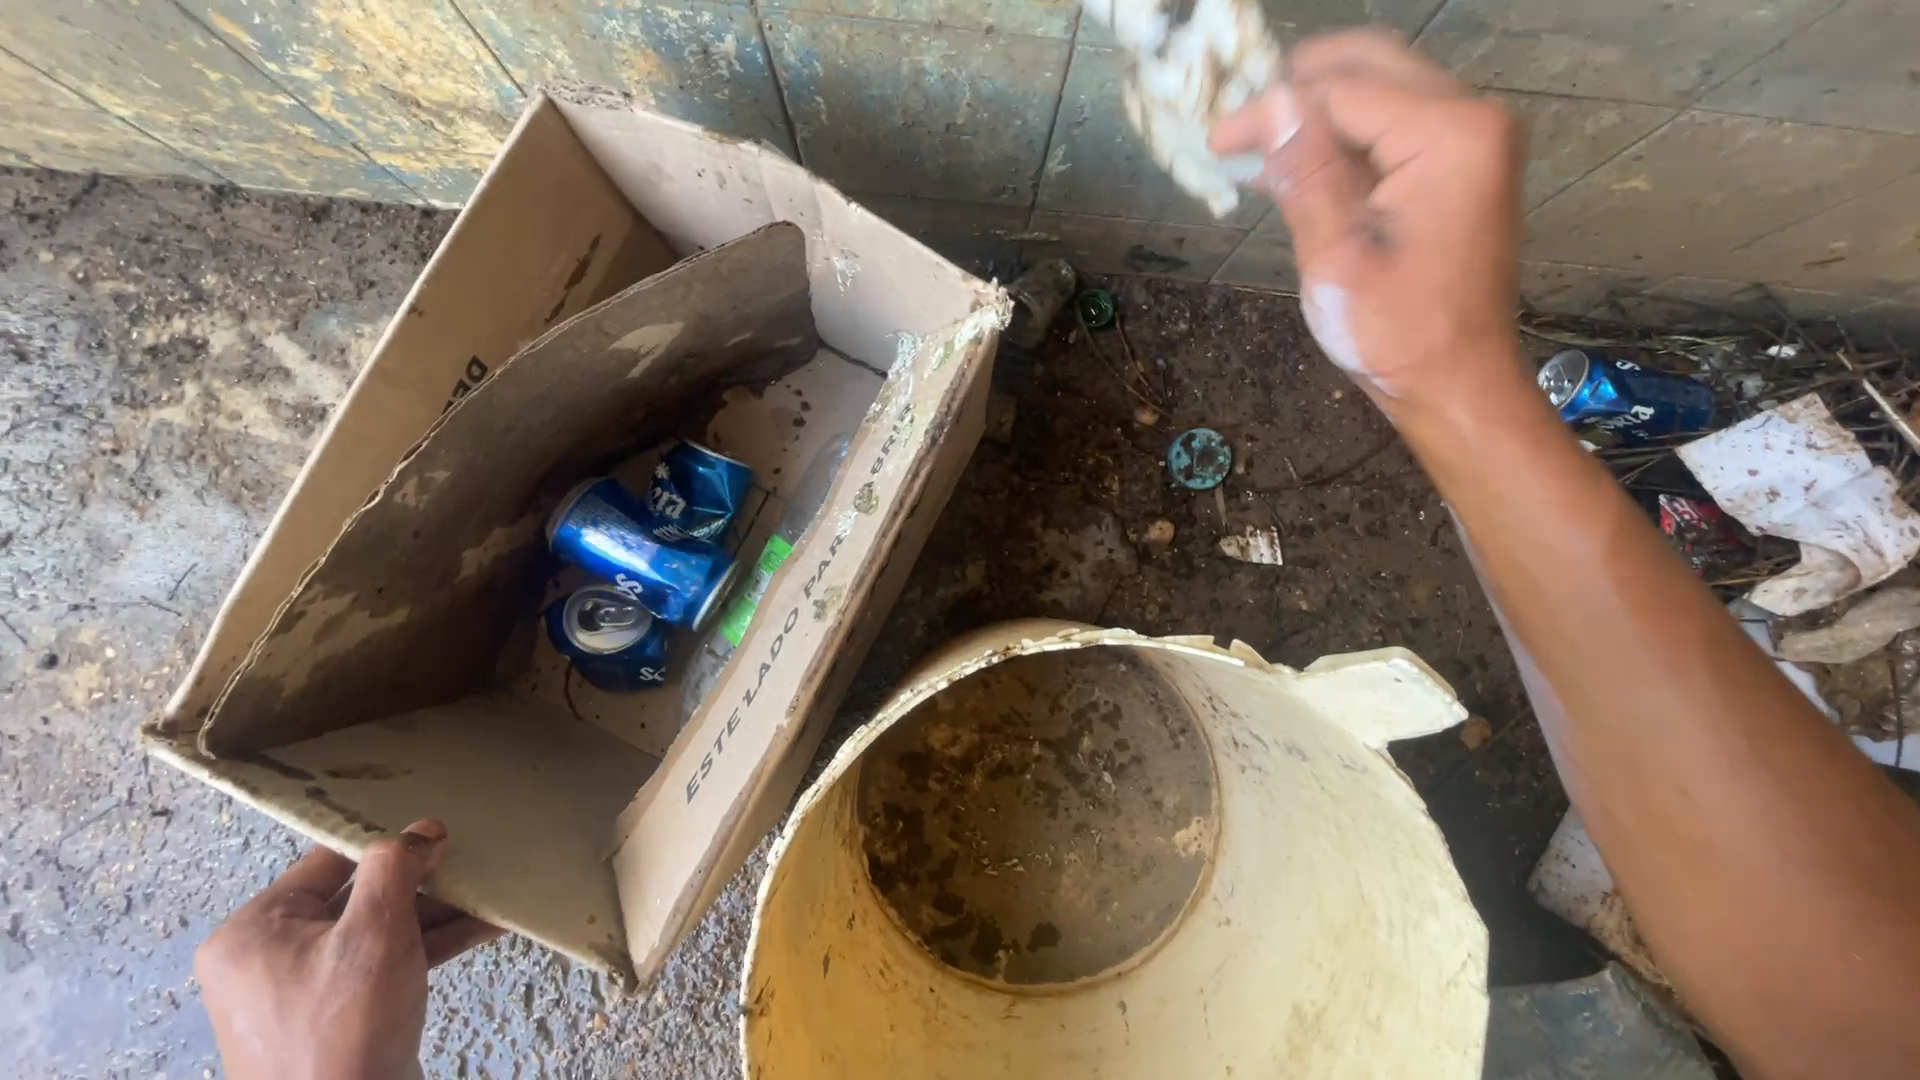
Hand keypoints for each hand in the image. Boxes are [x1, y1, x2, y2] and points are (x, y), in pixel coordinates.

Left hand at [195, 820, 504, 1079]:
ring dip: (441, 911)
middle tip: (476, 863)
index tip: (443, 832)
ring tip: (495, 892)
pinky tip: (488, 925)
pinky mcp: (340, 1014)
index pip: (329, 861)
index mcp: (255, 932)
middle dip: (426, 881)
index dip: (388, 842)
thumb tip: (423, 829)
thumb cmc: (346, 1025)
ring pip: (382, 928)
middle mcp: (270, 956)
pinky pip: (389, 961)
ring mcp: (305, 988)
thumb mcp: (376, 931)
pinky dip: (434, 943)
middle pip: (361, 895)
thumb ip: (396, 868)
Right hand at [1211, 29, 1526, 412]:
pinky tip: (1294, 168)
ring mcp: (1470, 142)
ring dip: (1317, 116)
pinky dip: (1342, 144)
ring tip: (1254, 149)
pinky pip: (1392, 133)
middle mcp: (1471, 119)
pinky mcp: (1458, 169)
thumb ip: (1305, 171)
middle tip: (1236, 125)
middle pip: (1370, 70)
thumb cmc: (1393, 330)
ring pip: (1380, 95)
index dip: (1273, 109)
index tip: (1216, 138)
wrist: (1454, 381)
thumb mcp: (1335, 255)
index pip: (1343, 92)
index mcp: (1449, 134)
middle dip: (1297, 91)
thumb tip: (1270, 104)